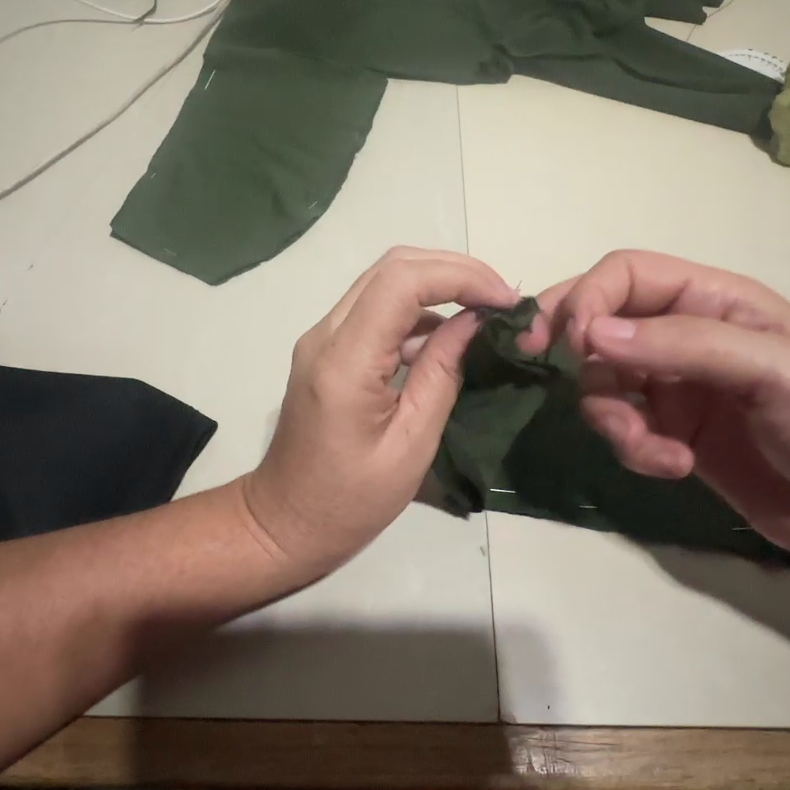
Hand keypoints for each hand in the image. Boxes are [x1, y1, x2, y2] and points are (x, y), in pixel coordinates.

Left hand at [242, 248, 518, 576]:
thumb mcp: (411, 445)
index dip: (459, 277)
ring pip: (383, 281)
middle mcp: (326, 334)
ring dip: (437, 285)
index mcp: (345, 361)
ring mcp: (322, 338)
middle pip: (392, 267)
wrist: (285, 522)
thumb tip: (475, 322)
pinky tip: (450, 336)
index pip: (401, 281)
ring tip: (485, 312)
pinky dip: (417, 309)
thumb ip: (442, 374)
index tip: (504, 300)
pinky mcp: (327, 348)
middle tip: (501, 299)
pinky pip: (375, 309)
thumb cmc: (350, 500)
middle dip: (454, 271)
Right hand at [523, 250, 789, 582]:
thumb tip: (588, 332)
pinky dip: (632, 447)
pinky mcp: (673, 433)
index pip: (627, 274)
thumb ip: (683, 344)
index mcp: (716, 299)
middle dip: (569, 339)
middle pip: (601, 317)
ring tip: (649, 448)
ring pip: (602, 380)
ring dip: (609, 414)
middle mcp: (687, 334)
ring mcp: (677, 386)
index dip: (589, 298)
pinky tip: (672, 467)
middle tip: (537, 360)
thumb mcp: (774, 372)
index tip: (572, 344)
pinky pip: (622, 427)